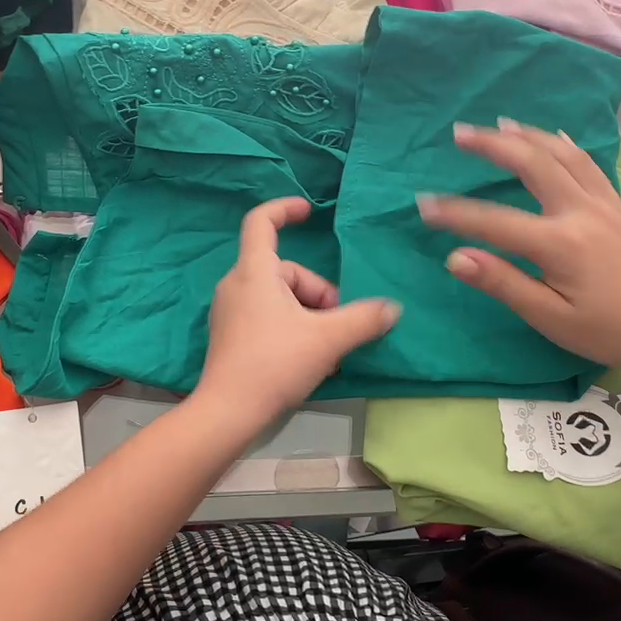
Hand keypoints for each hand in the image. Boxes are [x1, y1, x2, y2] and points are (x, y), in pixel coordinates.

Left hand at [195, 197, 400, 421]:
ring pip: (279, 297)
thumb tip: (392, 309)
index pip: (261, 222)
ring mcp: (229, 311)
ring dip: (309, 316)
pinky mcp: (229, 335)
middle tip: (336, 327)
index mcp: (254, 271)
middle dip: (318, 293)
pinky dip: (292, 328)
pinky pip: (267, 316)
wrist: (228, 411)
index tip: (309, 211)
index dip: (285, 209)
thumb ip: (363, 319)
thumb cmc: (274, 363)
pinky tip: (308, 359)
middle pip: (286, 271)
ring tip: (327, 350)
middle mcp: (236, 284)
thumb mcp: (327, 339)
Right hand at [417, 121, 620, 374]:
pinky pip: (587, 163)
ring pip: (562, 155)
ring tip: (498, 125)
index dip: (455, 213)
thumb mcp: (549, 317)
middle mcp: (581, 212)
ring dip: (527, 136)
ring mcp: (602, 204)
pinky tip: (552, 136)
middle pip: (532, 164)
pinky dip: (563, 145)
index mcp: (560, 244)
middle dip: (493, 146)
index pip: (494, 222)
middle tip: (460, 133)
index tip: (423, 205)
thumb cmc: (607, 330)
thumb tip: (455, 258)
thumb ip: (502, 283)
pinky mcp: (616, 206)